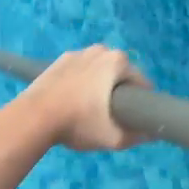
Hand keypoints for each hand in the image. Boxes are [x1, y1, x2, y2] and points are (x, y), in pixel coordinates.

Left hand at [19, 44, 154, 151]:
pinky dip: (80, 82)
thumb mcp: (115, 138)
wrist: (34, 117)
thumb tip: (154, 133)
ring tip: (90, 109)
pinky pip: (79, 71)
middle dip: (118, 92)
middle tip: (110, 116)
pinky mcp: (57, 61)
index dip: (141, 102)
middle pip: (118, 74)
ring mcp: (76, 53)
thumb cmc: (78, 123)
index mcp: (117, 61)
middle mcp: (98, 50)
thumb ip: (139, 135)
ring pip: (98, 71)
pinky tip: (73, 100)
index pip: (141, 83)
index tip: (132, 118)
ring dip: (99, 85)